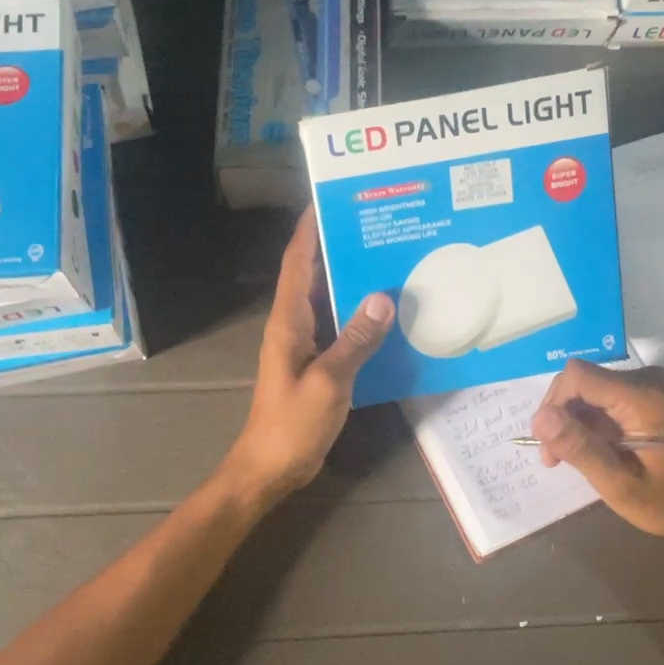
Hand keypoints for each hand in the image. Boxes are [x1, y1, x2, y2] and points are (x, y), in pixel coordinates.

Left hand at [221, 211, 393, 504]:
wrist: (271, 468)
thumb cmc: (291, 425)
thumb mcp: (328, 382)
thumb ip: (355, 340)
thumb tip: (383, 297)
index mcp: (288, 320)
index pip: (297, 261)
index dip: (311, 227)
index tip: (333, 196)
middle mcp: (295, 324)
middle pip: (315, 273)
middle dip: (341, 246)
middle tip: (380, 223)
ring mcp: (306, 345)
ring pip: (331, 300)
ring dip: (354, 280)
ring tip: (392, 257)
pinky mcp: (318, 364)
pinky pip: (341, 328)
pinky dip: (361, 316)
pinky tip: (390, 313)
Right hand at [530, 360, 663, 545]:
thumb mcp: (619, 485)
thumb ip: (580, 449)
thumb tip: (539, 419)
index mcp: (644, 399)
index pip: (577, 377)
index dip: (554, 405)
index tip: (548, 444)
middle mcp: (647, 379)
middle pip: (580, 380)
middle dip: (559, 416)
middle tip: (553, 457)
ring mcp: (649, 383)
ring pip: (587, 388)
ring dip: (571, 421)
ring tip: (566, 457)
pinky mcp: (646, 392)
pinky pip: (602, 395)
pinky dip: (587, 420)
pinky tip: (587, 448)